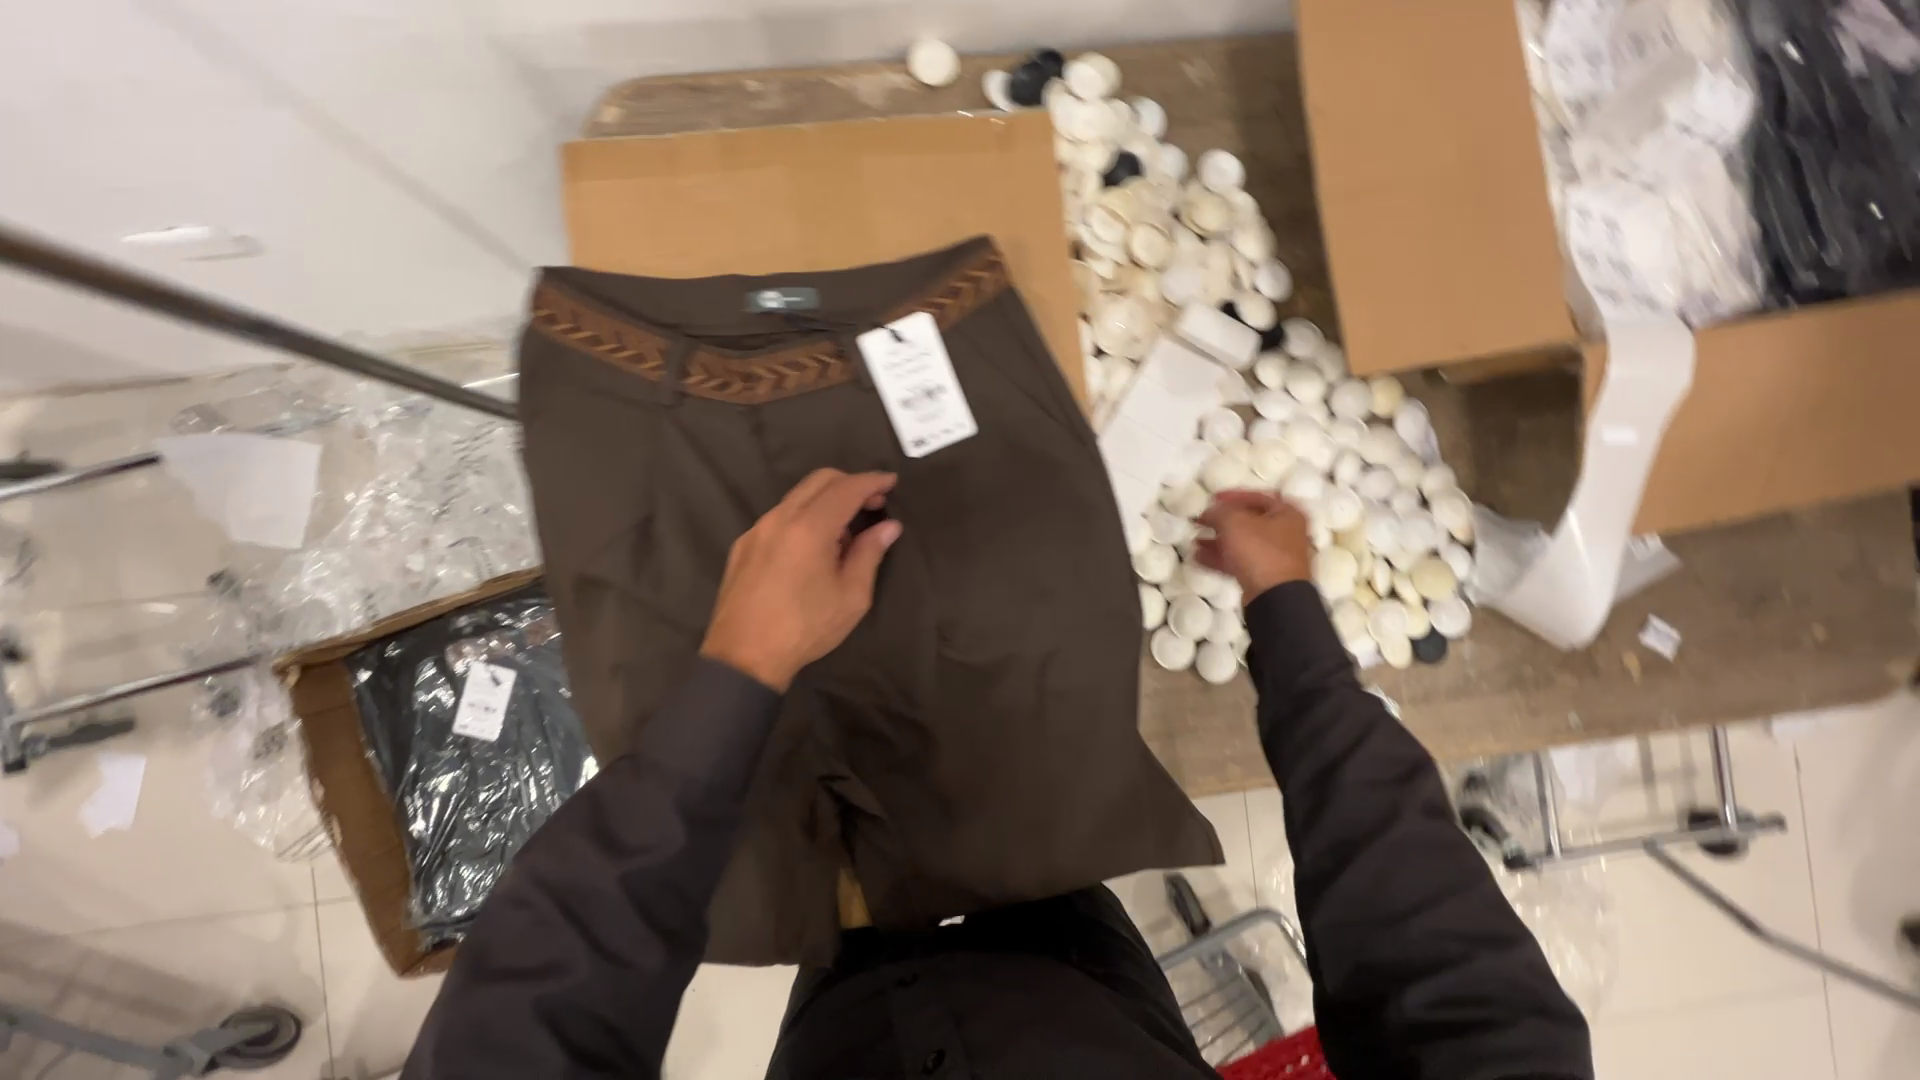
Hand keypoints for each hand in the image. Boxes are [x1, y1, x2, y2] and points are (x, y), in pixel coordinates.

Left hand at [700, 469, 903, 690]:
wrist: (744, 657)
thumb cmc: (805, 628)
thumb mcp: (851, 596)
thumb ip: (870, 554)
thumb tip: (888, 527)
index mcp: (809, 528)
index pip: (846, 488)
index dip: (872, 481)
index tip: (891, 482)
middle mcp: (779, 518)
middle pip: (819, 481)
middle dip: (849, 484)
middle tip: (873, 503)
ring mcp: (757, 530)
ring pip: (796, 498)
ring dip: (825, 502)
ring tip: (845, 533)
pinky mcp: (743, 546)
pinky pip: (779, 518)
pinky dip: (803, 518)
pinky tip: (812, 549)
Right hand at [1195, 491, 1312, 602]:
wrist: (1274, 596)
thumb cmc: (1259, 551)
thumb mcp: (1234, 523)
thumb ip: (1219, 512)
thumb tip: (1210, 511)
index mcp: (1286, 513)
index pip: (1257, 496)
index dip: (1233, 495)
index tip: (1212, 498)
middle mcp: (1285, 533)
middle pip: (1249, 521)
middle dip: (1222, 521)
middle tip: (1201, 520)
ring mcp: (1276, 556)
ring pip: (1242, 543)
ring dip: (1218, 540)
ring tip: (1195, 540)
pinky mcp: (1264, 576)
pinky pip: (1240, 561)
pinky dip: (1220, 558)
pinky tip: (1198, 557)